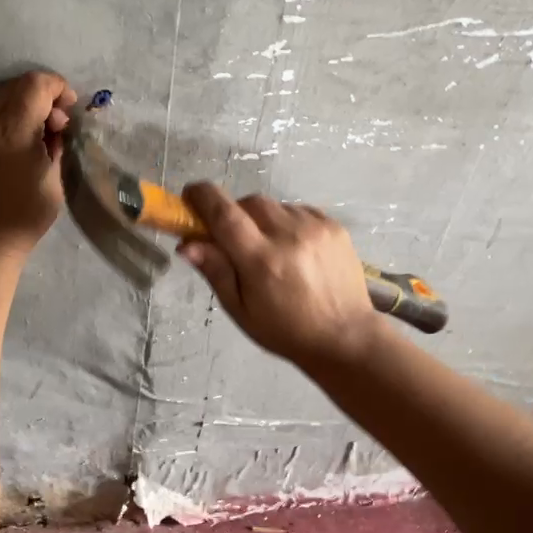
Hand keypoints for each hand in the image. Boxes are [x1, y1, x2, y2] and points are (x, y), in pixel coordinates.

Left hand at [0, 71, 75, 261]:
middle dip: (44, 96)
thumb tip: (55, 124)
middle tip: (60, 125)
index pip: (36, 84)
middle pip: (18, 86)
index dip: (59, 88)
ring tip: (43, 137)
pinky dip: (13, 119)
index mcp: (12, 127)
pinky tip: (24, 146)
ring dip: (28, 107)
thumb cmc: (24, 214)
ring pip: (4, 99)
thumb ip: (56, 142)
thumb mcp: (53, 177)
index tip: (72, 111)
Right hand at [177, 183, 384, 365]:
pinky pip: (298, 210)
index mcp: (261, 260)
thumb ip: (215, 271)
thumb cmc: (285, 330)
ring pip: (274, 206)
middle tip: (236, 240)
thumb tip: (186, 243)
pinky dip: (287, 222)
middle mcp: (288, 235)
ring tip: (271, 249)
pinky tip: (293, 249)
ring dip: (263, 219)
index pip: (224, 214)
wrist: (346, 337)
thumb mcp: (241, 309)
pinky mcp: (334, 226)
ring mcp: (315, 227)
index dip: (202, 197)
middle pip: (248, 203)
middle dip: (235, 214)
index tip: (189, 195)